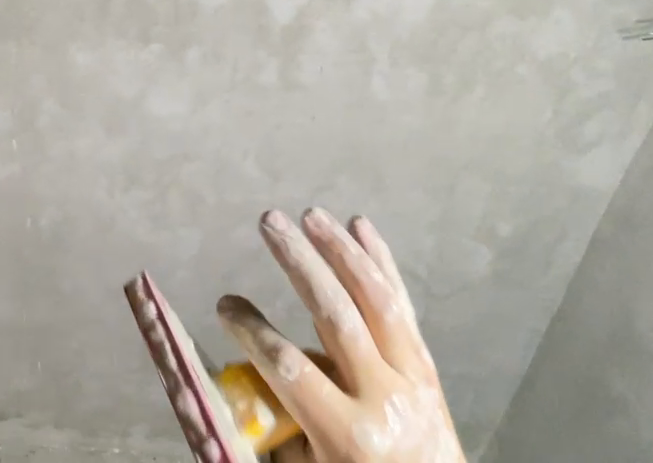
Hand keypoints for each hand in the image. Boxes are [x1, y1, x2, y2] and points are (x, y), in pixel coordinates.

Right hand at [217, 210, 464, 462]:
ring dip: (341, 250)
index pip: (290, 368)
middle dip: (299, 262)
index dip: (252, 331)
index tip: (225, 304)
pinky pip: (402, 306)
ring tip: (310, 214)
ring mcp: (412, 379)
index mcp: (349, 438)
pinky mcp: (427, 368)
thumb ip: (280, 426)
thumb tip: (248, 372)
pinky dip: (382, 262)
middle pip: (336, 316)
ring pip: (376, 300)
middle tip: (269, 221)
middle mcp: (384, 399)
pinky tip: (360, 226)